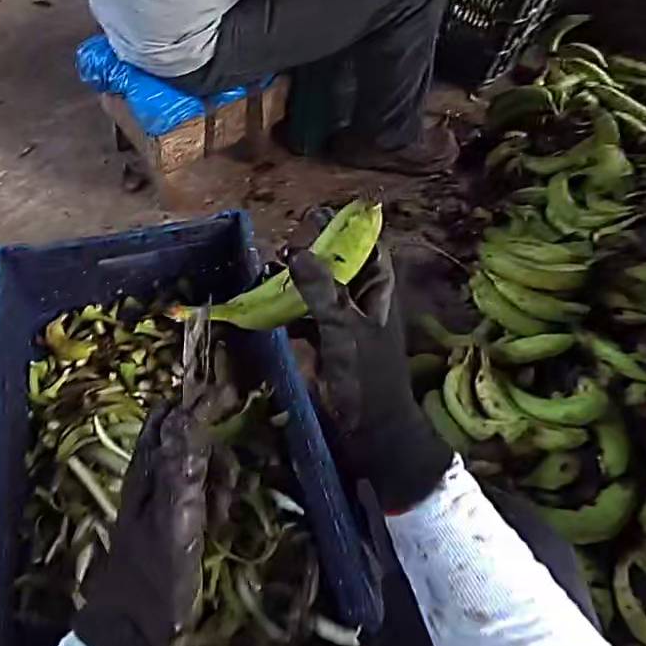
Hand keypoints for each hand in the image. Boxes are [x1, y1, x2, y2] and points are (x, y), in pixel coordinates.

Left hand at [71, 400, 208, 645]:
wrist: (136, 628)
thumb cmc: (155, 572)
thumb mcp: (175, 516)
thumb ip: (181, 465)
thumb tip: (187, 413)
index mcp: (147, 466)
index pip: (174, 416)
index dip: (200, 402)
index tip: (231, 394)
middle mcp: (153, 473)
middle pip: (190, 436)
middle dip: (215, 447)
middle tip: (229, 477)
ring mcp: (164, 495)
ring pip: (200, 463)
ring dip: (219, 478)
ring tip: (223, 510)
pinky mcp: (175, 516)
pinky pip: (202, 489)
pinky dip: (216, 497)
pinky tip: (220, 521)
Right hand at [289, 245, 452, 512]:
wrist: (370, 431)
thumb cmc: (367, 376)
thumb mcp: (346, 328)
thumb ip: (323, 290)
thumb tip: (296, 251)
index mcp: (378, 290)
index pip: (367, 246)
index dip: (347, 228)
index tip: (318, 214)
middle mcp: (362, 300)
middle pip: (338, 264)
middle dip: (314, 252)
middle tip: (284, 243)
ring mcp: (343, 321)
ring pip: (319, 289)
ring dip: (297, 279)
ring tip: (269, 268)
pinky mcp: (325, 342)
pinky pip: (304, 315)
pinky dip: (288, 308)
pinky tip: (266, 304)